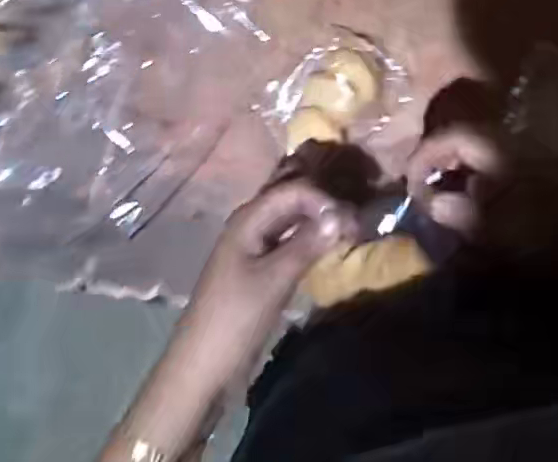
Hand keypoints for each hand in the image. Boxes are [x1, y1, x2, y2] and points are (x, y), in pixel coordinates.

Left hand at [100, 179, 351, 461]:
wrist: (201, 368)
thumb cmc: (235, 319)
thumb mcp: (274, 280)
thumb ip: (306, 244)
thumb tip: (341, 215)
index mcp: (248, 217)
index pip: (293, 189)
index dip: (324, 199)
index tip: (354, 221)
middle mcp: (250, 222)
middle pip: (291, 199)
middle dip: (323, 205)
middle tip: (356, 223)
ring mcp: (253, 243)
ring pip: (291, 219)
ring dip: (317, 222)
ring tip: (348, 234)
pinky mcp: (258, 266)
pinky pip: (288, 240)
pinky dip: (308, 240)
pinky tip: (327, 250)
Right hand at [406, 122, 557, 267]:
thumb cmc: (554, 248)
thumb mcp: (498, 233)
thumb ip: (460, 212)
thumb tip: (432, 200)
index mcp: (507, 153)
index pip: (456, 135)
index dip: (426, 154)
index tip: (409, 181)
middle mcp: (520, 150)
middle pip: (469, 140)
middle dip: (441, 161)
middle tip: (422, 188)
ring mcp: (536, 165)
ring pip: (484, 157)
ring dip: (460, 174)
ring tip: (444, 201)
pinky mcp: (547, 184)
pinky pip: (500, 173)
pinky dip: (480, 185)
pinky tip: (476, 212)